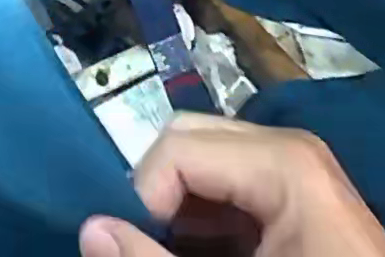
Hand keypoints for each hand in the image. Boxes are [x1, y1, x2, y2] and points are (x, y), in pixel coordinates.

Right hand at [79, 115, 384, 256]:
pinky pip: (227, 184)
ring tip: (176, 255)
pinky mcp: (297, 192)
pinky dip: (204, 218)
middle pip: (187, 139)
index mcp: (283, 161)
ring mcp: (295, 167)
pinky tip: (206, 256)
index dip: (144, 196)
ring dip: (177, 209)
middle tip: (152, 250)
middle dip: (159, 195)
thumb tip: (88, 229)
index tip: (135, 251)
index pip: (178, 146)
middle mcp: (287, 147)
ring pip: (201, 160)